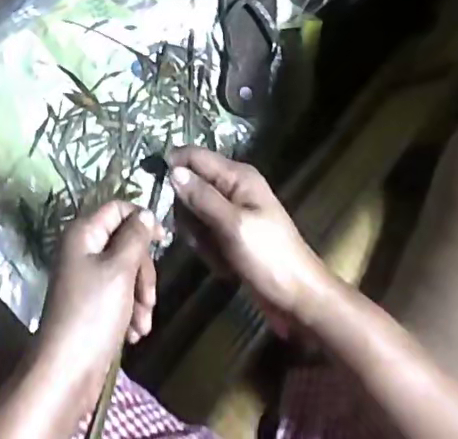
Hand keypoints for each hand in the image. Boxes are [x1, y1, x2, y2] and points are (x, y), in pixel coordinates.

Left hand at [34, 200, 159, 400]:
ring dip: (140, 296)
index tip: (164, 240)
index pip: (118, 208)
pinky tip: (134, 333)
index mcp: (84, 233)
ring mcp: (86, 277)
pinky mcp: (91, 304)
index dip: (142, 219)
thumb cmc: (92, 314)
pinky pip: (119, 295)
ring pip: (126, 272)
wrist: (66, 373)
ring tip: (142, 325)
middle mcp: (82, 250)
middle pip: (125, 242)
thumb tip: (145, 213)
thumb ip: (135, 237)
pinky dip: (130, 311)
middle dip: (143, 270)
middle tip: (149, 298)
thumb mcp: (119, 270)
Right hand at [168, 147, 331, 335]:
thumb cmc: (270, 259)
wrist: (301, 301)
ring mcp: (234, 212)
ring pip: (195, 213)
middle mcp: (234, 188)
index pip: (194, 156)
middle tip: (198, 236)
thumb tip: (173, 170)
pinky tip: (223, 266)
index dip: (174, 168)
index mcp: (238, 176)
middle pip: (191, 185)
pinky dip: (209, 250)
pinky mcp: (232, 235)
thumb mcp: (233, 226)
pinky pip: (206, 233)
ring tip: (216, 254)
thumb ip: (202, 197)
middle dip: (187, 213)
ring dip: (199, 236)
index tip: (156, 191)